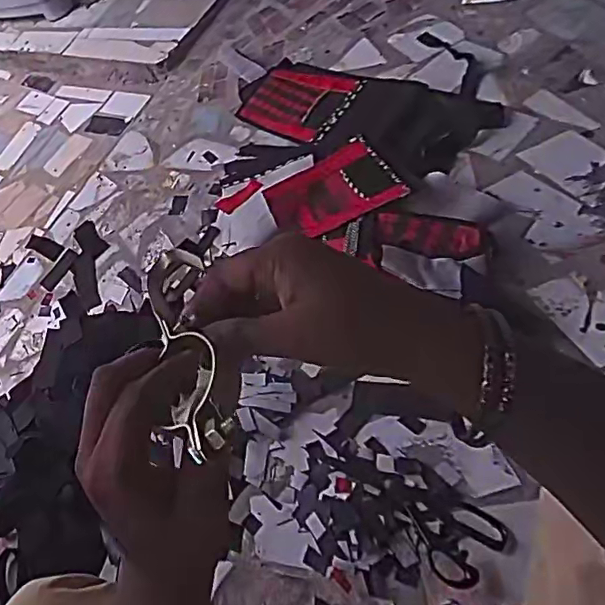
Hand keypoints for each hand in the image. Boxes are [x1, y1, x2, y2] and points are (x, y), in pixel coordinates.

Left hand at [75, 347, 232, 604]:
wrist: (158, 581)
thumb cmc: (185, 550)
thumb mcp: (206, 500)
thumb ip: (211, 440)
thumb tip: (222, 382)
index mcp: (111, 471)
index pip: (131, 402)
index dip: (165, 374)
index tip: (197, 358)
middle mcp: (88, 456)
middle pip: (104, 385)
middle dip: (143, 362)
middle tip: (184, 356)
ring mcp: (86, 453)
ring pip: (102, 391)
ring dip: (137, 373)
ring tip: (179, 370)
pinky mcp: (93, 451)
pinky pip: (107, 405)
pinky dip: (134, 389)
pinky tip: (166, 393)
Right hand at [183, 233, 481, 409]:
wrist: (422, 341)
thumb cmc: (354, 333)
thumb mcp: (291, 337)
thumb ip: (239, 335)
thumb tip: (198, 338)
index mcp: (277, 255)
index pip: (220, 275)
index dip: (199, 305)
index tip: (183, 336)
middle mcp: (285, 253)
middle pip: (234, 282)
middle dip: (216, 314)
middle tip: (197, 348)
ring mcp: (301, 269)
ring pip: (252, 294)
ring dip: (236, 320)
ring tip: (216, 351)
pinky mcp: (313, 286)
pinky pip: (273, 300)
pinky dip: (258, 321)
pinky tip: (246, 345)